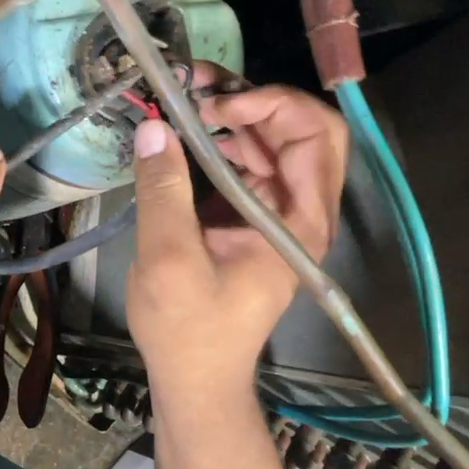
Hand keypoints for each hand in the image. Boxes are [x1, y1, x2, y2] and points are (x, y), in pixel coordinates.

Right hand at [126, 85, 347, 390]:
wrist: (193, 379)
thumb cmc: (188, 329)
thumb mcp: (169, 260)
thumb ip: (163, 191)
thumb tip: (153, 126)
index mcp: (298, 220)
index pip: (314, 134)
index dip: (269, 106)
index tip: (213, 111)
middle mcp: (295, 210)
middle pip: (293, 129)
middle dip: (246, 99)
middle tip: (191, 89)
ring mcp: (270, 214)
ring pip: (265, 143)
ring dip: (227, 117)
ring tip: (180, 102)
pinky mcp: (242, 220)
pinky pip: (240, 166)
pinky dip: (213, 144)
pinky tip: (179, 138)